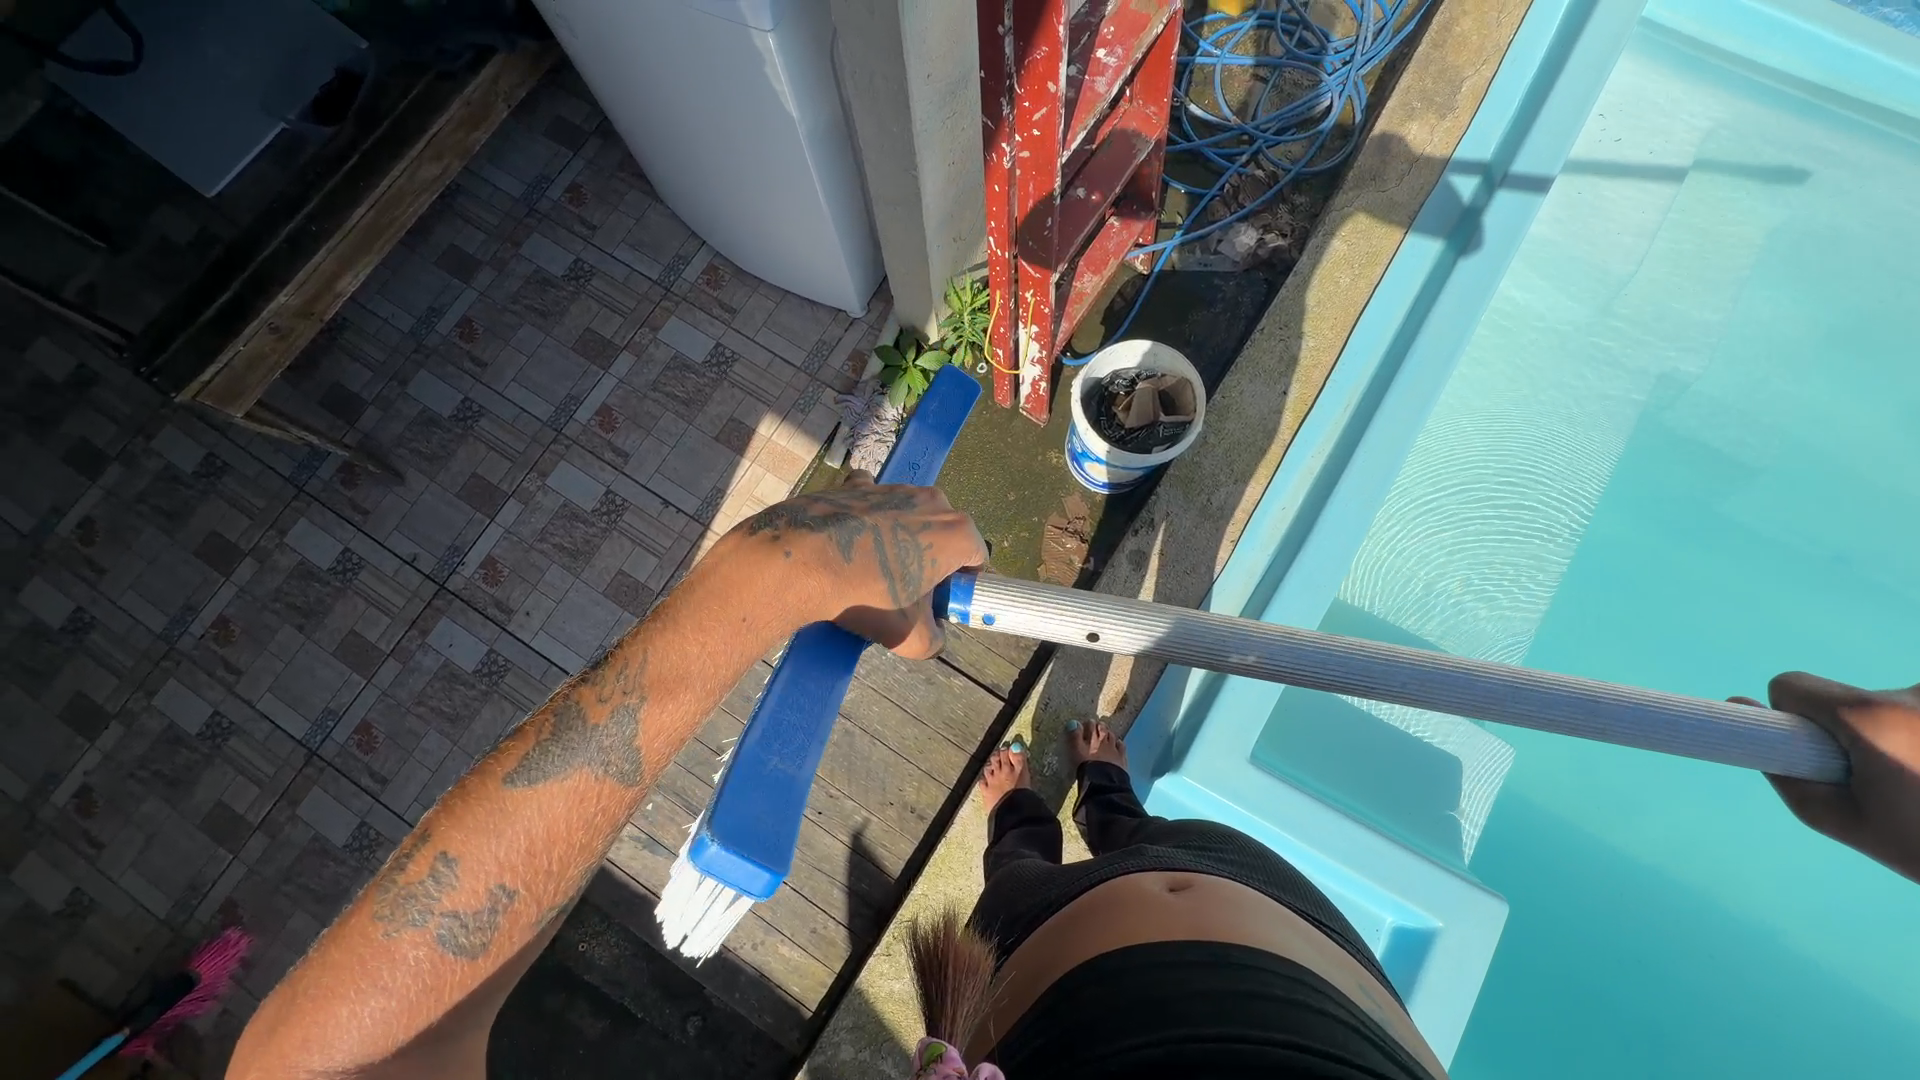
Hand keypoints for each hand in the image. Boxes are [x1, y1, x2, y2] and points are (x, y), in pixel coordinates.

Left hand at [730, 472, 987, 658]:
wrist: (802, 564)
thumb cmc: (868, 598)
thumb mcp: (911, 639)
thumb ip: (935, 641)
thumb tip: (933, 638)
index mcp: (957, 532)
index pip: (976, 557)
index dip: (962, 582)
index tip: (941, 601)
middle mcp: (932, 500)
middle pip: (942, 533)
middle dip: (931, 557)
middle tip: (906, 589)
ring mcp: (892, 486)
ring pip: (906, 515)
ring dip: (898, 537)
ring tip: (869, 569)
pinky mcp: (855, 484)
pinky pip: (867, 498)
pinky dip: (862, 515)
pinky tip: (846, 539)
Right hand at [1735, 673, 1919, 882]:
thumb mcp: (1842, 820)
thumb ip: (1784, 770)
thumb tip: (1742, 710)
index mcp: (1873, 716)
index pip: (1793, 685)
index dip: (1792, 716)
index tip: (1819, 751)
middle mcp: (1916, 695)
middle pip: (1853, 699)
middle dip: (1860, 734)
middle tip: (1899, 782)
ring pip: (1902, 708)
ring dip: (1908, 738)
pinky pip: (1919, 714)